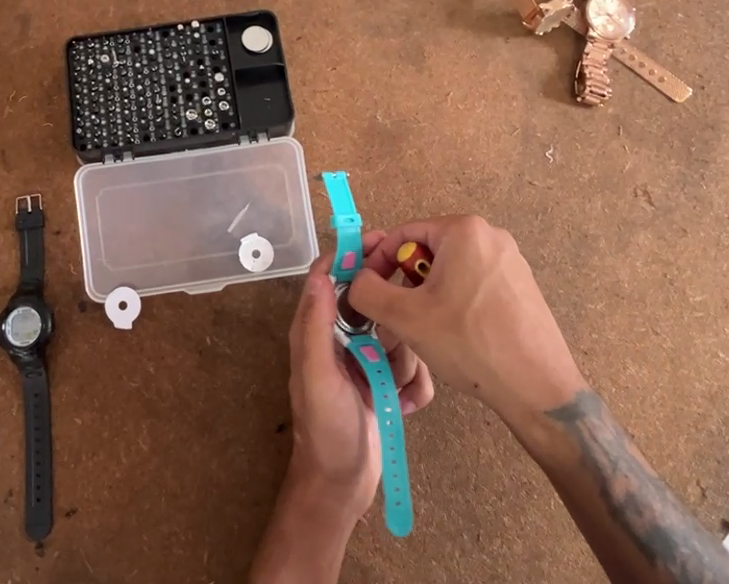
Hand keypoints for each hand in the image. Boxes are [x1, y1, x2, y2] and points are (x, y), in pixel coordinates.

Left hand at [285, 246, 434, 520]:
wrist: (342, 486)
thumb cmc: (325, 431)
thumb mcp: (316, 376)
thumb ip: (315, 326)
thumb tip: (321, 275)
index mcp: (315, 330)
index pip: (330, 276)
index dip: (352, 255)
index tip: (384, 243)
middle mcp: (339, 338)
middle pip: (373, 302)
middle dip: (395, 319)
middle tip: (403, 339)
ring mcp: (365, 360)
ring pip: (399, 334)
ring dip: (406, 362)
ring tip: (397, 388)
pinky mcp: (385, 382)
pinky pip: (411, 366)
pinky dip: (414, 385)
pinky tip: (406, 405)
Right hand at [348, 215, 586, 417]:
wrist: (537, 388)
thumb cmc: (469, 342)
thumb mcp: (405, 316)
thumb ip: (367, 290)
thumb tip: (357, 281)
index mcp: (463, 230)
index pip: (402, 234)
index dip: (378, 262)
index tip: (369, 292)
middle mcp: (490, 235)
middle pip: (426, 251)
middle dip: (405, 281)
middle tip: (398, 315)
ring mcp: (511, 261)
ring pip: (449, 270)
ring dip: (428, 295)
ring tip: (426, 330)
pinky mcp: (522, 287)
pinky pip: (473, 283)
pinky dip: (455, 303)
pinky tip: (456, 335)